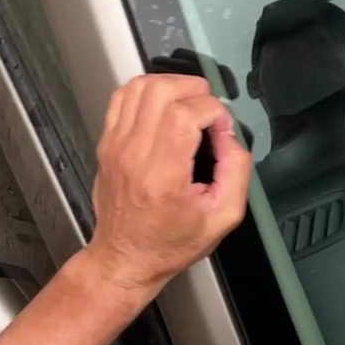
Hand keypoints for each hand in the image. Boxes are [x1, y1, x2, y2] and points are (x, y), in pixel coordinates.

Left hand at [81, 74, 252, 296]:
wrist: (125, 259)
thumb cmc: (171, 243)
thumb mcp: (224, 216)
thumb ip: (237, 169)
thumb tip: (228, 134)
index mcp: (163, 177)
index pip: (185, 113)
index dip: (213, 110)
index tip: (221, 128)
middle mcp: (133, 155)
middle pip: (161, 90)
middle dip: (194, 90)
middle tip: (207, 111)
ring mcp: (115, 146)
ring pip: (141, 86)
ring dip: (172, 85)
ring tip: (188, 105)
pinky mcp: (107, 142)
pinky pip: (123, 96)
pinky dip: (148, 91)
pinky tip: (164, 107)